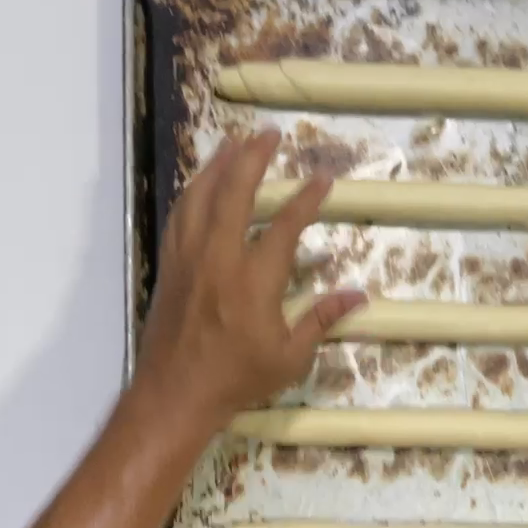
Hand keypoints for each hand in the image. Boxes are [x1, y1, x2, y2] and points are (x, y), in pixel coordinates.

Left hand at [134, 131, 365, 428]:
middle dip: (253, 158)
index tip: (322, 178)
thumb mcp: (289, 357)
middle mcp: (218, 258)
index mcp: (253, 281)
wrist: (175, 394)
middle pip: (235, 193)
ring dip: (218, 165)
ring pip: (200, 196)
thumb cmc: (237, 380)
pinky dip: (192, 192)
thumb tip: (358, 296)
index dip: (306, 199)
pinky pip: (179, 216)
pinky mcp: (170, 266)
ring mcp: (188, 259)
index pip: (285, 227)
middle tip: (269, 134)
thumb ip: (321, 320)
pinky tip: (200, 184)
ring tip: (233, 143)